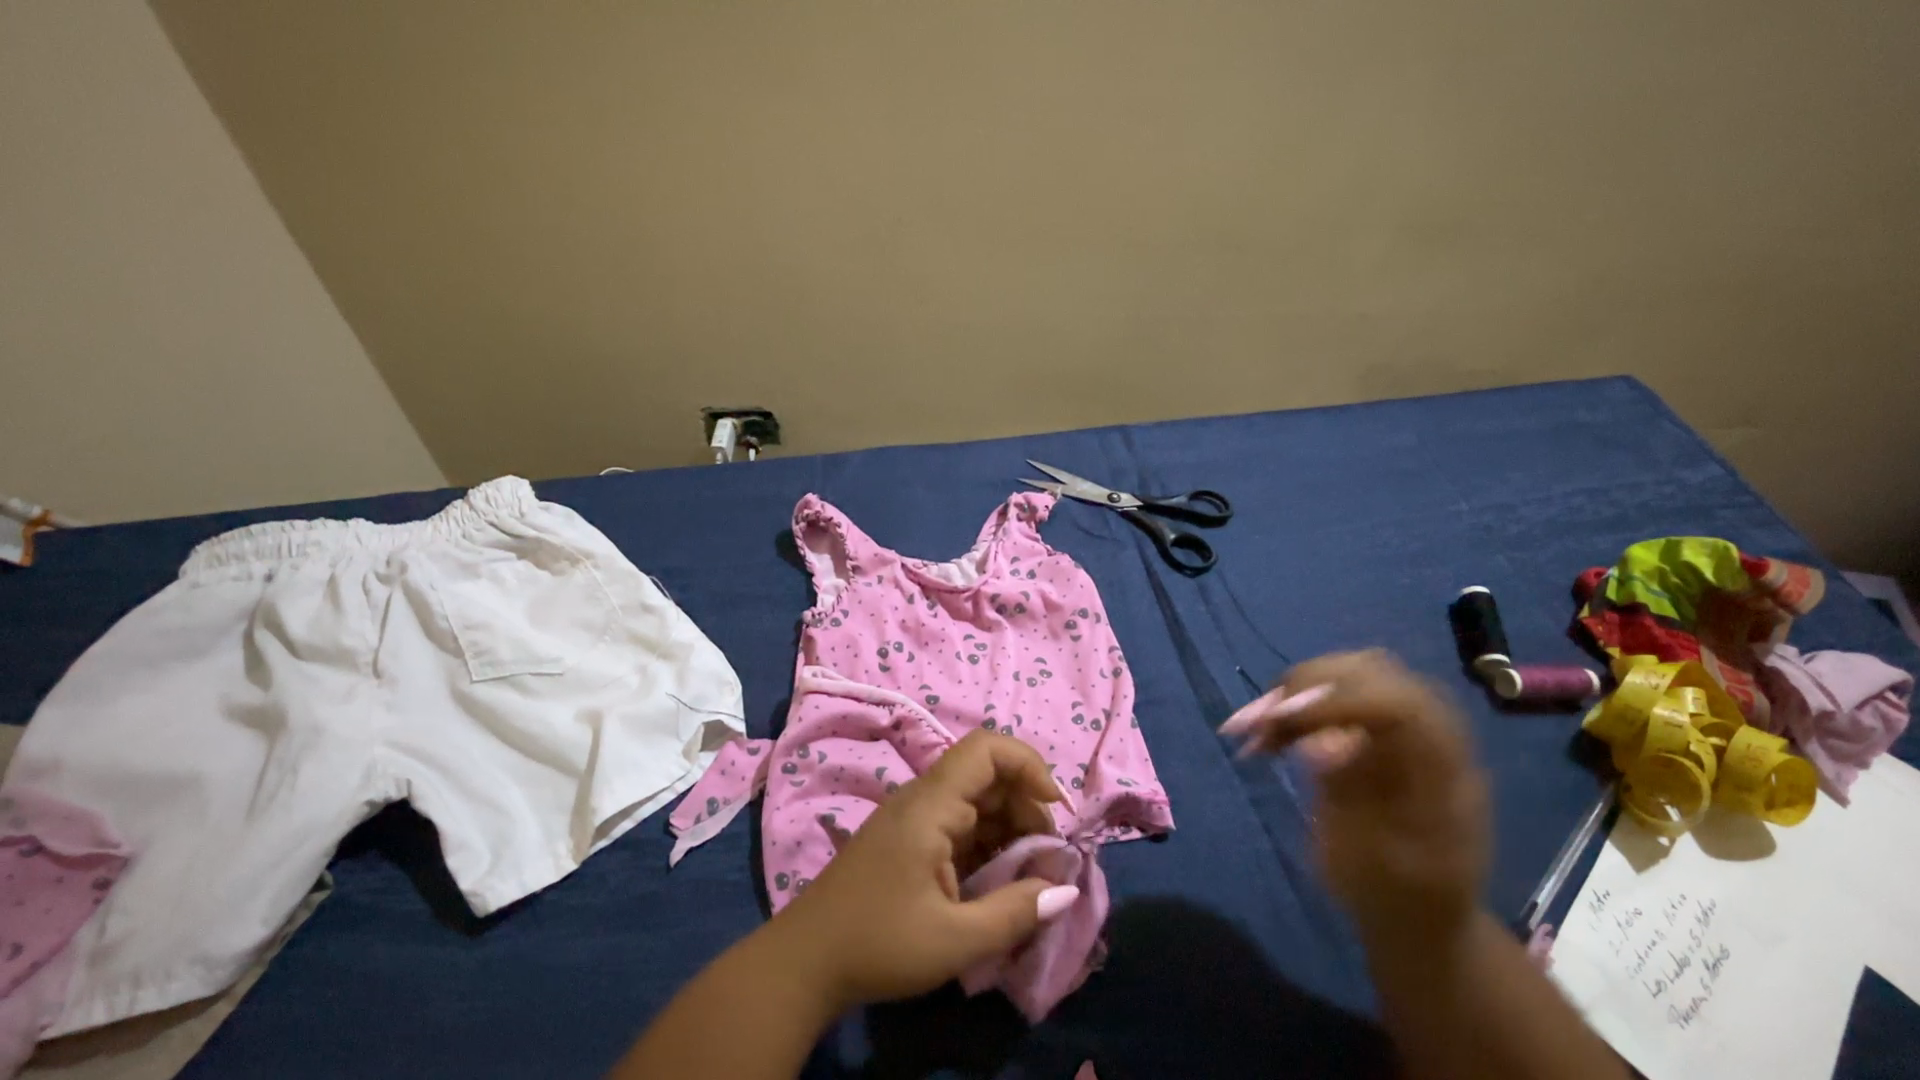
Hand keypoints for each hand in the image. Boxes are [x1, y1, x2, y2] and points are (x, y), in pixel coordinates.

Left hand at [760, 731, 1077, 1010]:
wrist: (802, 965)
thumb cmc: (878, 945)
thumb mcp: (955, 940)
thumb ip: (1015, 913)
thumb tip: (1066, 889)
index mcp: (930, 807)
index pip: (986, 749)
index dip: (1029, 766)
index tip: (1055, 811)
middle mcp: (922, 802)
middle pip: (987, 776)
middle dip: (1027, 808)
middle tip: (1047, 860)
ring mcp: (912, 822)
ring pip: (976, 803)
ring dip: (1010, 831)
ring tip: (1030, 877)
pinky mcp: (908, 844)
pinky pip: (959, 828)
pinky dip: (988, 847)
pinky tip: (1000, 885)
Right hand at [1221, 650, 1489, 938]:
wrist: (1422, 918)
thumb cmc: (1397, 899)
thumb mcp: (1371, 866)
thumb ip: (1349, 802)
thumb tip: (1319, 747)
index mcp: (1445, 773)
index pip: (1399, 706)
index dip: (1338, 700)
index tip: (1281, 720)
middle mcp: (1432, 737)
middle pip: (1373, 674)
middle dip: (1306, 687)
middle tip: (1255, 720)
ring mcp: (1407, 730)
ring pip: (1351, 675)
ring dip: (1295, 692)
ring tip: (1252, 726)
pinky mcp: (1380, 731)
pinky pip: (1336, 695)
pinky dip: (1294, 707)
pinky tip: (1265, 736)